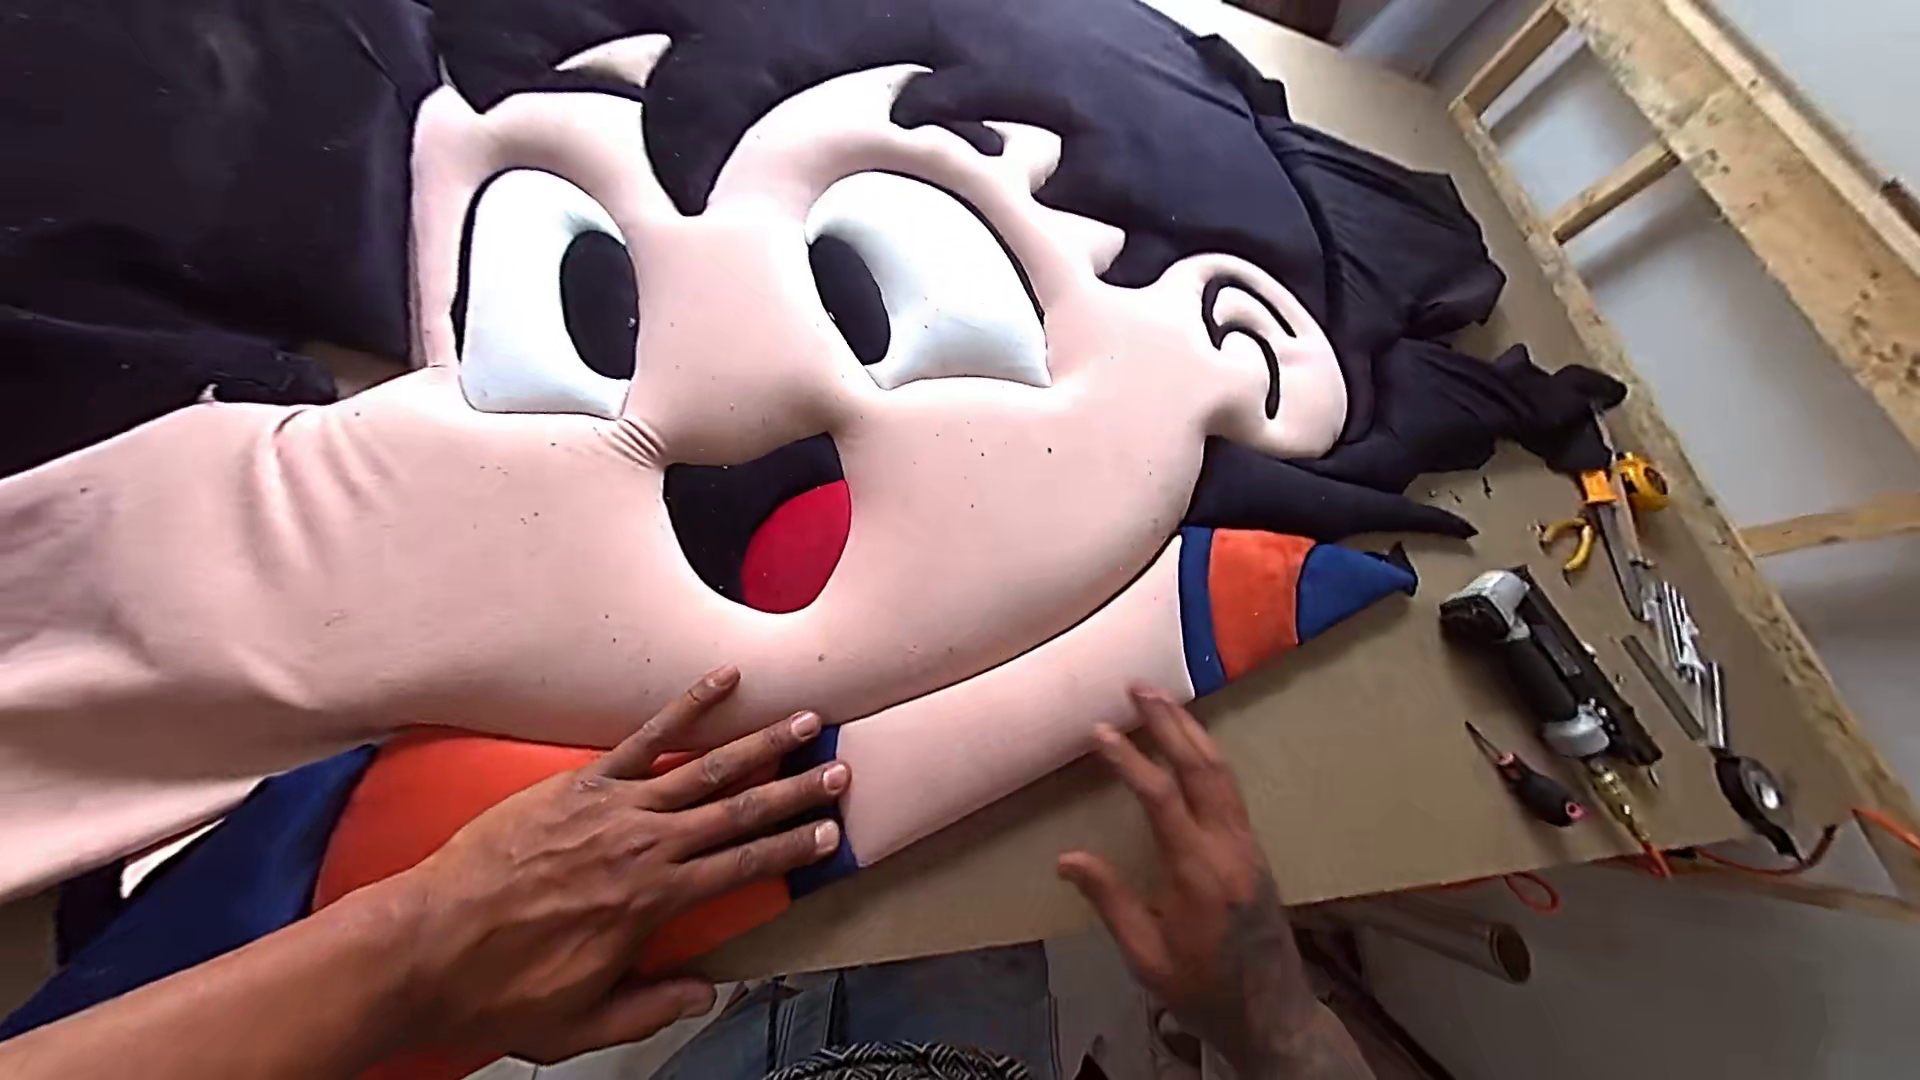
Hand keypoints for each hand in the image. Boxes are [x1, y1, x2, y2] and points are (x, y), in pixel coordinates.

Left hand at [376, 665, 848, 1063]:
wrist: (420, 946)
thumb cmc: (501, 987)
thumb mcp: (578, 1026)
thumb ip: (650, 1006)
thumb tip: (709, 991)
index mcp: (657, 899)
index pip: (745, 866)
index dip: (793, 848)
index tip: (830, 833)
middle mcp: (653, 844)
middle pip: (742, 809)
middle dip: (797, 790)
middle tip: (839, 769)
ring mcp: (624, 804)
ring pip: (710, 766)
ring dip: (763, 742)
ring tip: (804, 720)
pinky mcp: (592, 779)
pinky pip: (650, 734)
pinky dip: (690, 704)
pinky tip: (725, 679)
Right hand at [1058, 689, 1369, 1078]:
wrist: (1275, 1015)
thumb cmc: (1204, 988)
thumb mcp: (1147, 956)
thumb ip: (1109, 901)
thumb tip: (1066, 859)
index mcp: (1197, 872)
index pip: (1160, 798)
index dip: (1129, 760)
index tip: (1101, 731)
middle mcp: (1227, 845)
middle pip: (1199, 767)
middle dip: (1168, 722)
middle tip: (1139, 687)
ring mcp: (1245, 841)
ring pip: (1220, 769)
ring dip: (1189, 728)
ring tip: (1161, 697)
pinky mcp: (1252, 843)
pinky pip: (1229, 784)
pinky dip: (1206, 750)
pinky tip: (1189, 736)